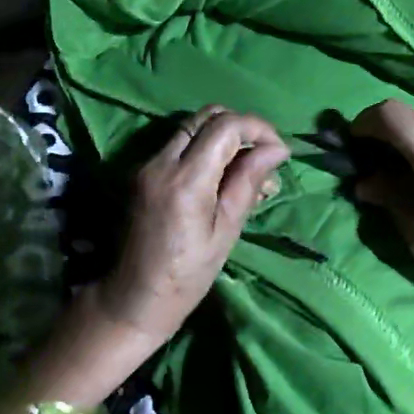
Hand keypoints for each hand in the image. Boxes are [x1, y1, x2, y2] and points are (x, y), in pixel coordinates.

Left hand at [100, 105, 289, 340]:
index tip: (279, 150)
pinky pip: (179, 144)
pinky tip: (222, 176)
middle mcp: (162, 162)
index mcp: (186, 180)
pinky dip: (206, 148)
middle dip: (241, 126)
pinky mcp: (142, 171)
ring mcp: (148, 164)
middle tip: (264, 154)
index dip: (258, 128)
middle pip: (206, 116)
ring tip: (248, 168)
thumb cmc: (187, 275)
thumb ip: (247, 182)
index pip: (225, 127)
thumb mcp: (226, 231)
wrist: (134, 297)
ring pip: (192, 127)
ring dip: (224, 136)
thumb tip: (276, 149)